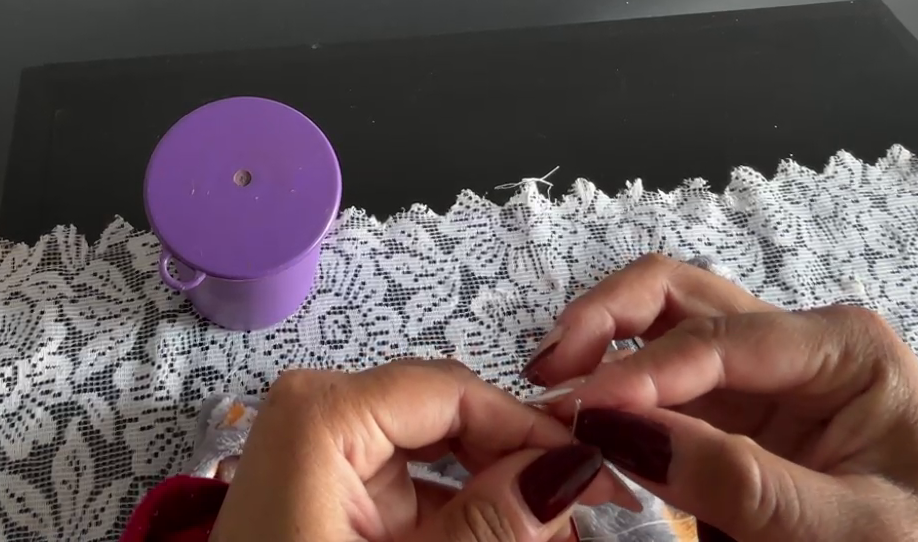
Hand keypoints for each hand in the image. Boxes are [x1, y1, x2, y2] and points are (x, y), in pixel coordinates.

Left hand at [211, 359, 620, 541]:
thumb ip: (486, 527)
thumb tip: (571, 474)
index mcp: (324, 410)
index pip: (448, 390)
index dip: (526, 427)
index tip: (596, 471)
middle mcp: (321, 407)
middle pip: (443, 413)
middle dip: (513, 459)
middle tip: (587, 507)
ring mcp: (323, 443)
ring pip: (433, 449)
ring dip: (492, 488)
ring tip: (552, 527)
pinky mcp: (330, 480)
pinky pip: (409, 481)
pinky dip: (456, 510)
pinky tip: (503, 535)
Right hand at [524, 254, 917, 540]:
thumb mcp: (857, 540)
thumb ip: (739, 482)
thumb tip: (615, 430)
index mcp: (844, 349)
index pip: (717, 338)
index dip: (639, 369)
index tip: (578, 411)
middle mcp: (793, 340)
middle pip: (676, 294)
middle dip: (604, 318)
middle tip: (549, 367)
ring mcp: (757, 371)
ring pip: (656, 318)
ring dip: (598, 337)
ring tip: (550, 378)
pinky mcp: (729, 409)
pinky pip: (656, 374)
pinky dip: (612, 380)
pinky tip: (581, 404)